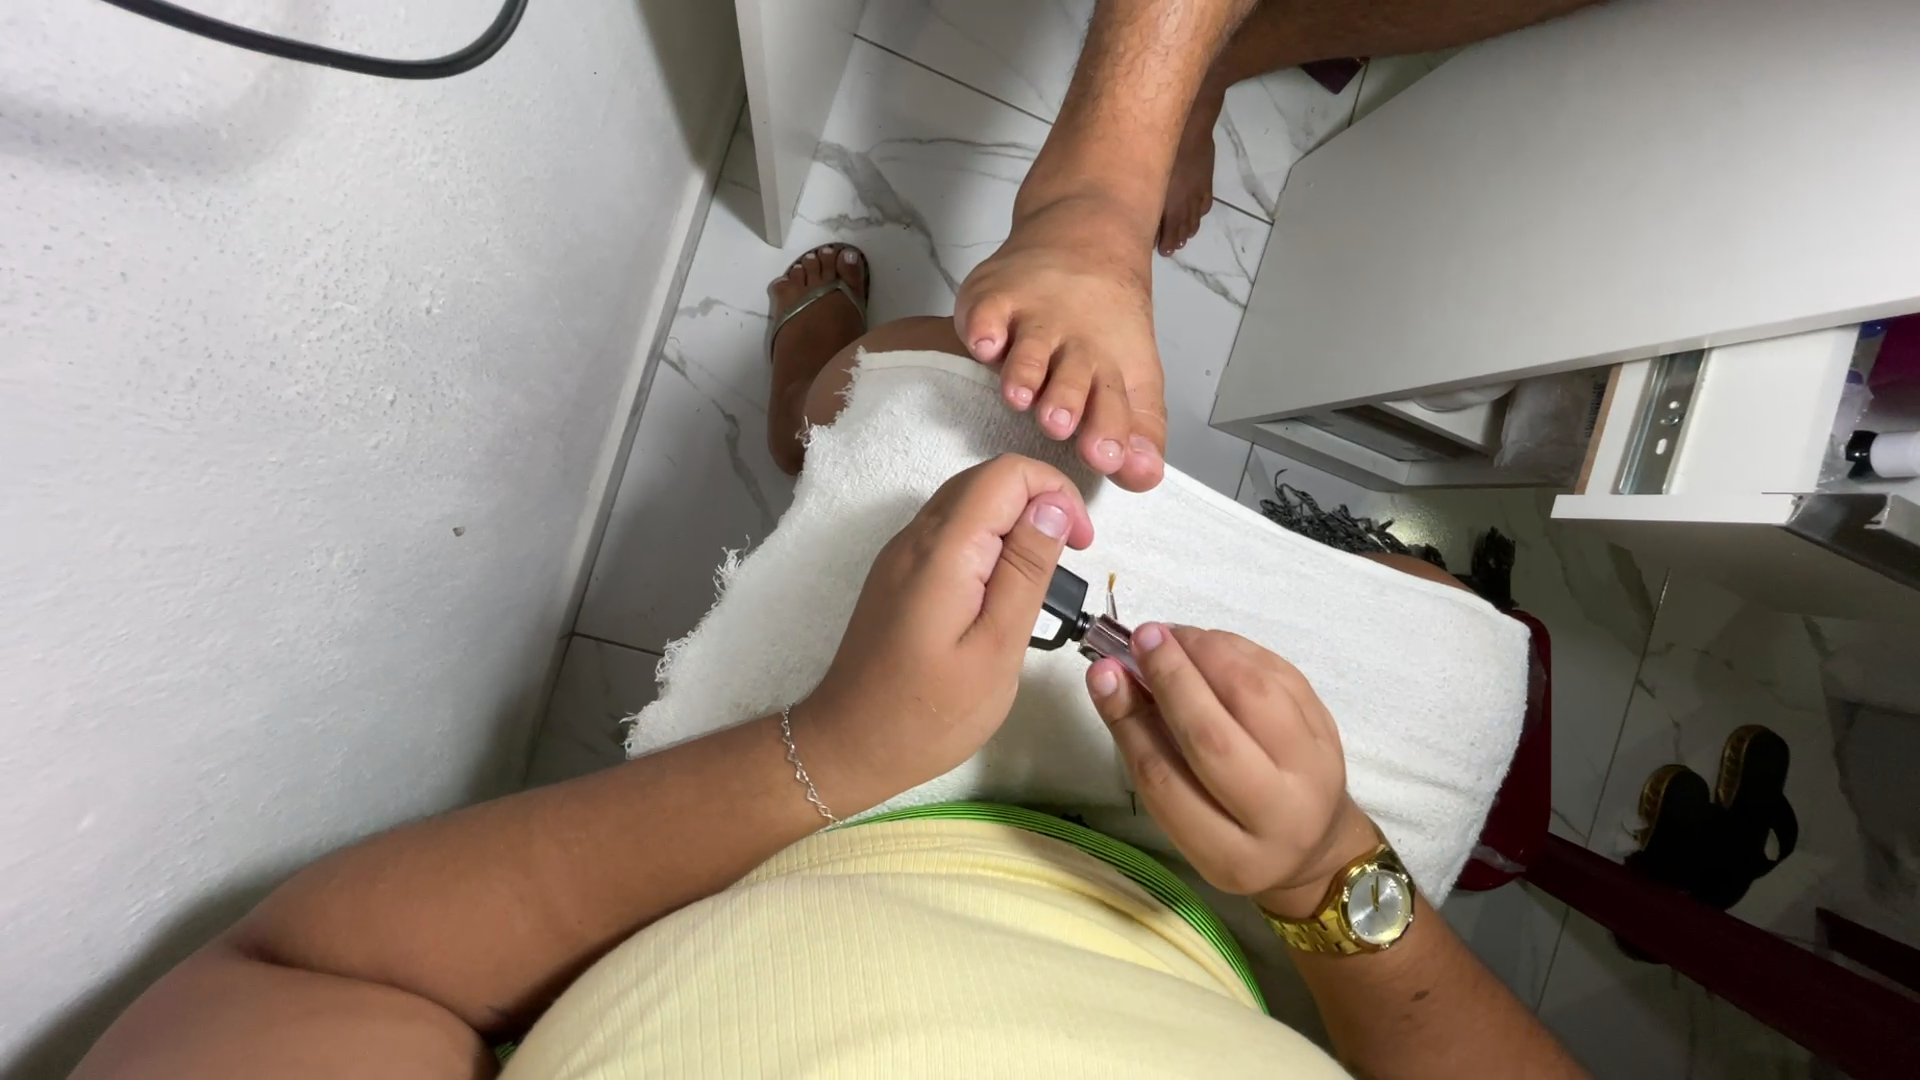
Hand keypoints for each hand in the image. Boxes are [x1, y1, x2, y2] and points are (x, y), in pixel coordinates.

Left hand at [797, 454, 1094, 805]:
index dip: (1055, 492)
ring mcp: (900, 553)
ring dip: (1014, 521)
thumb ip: (1026, 571)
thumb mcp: (996, 649)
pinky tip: (1001, 586)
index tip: (1082, 544)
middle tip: (1070, 556)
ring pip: (967, 502)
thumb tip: (1051, 506)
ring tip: (1042, 576)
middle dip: (1040, 501)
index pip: (1006, 473)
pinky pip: (949, 530)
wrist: (848, 745)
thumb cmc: (930, 714)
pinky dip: (987, 539)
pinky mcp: (896, 573)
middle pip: (985, 479)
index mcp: (942, 551)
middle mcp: (914, 537)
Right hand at [954, 196, 1166, 491]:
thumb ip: (1136, 433)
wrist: (1083, 238)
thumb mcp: (1133, 378)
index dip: (1111, 432)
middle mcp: (1074, 348)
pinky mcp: (996, 299)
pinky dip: (984, 326)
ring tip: (1019, 395)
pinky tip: (984, 343)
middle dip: (1065, 401)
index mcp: (1110, 372)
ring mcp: (1034, 321)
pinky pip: (987, 312)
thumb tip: (1143, 475)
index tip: (1106, 456)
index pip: (1115, 405)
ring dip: (1025, 371)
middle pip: (1071, 379)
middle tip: (1058, 423)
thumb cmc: (1104, 326)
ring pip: (1030, 349)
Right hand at [1085, 624, 1381, 918]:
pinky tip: (1207, 642)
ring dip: (1208, 652)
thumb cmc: (1226, 823)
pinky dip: (1236, 648)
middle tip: (1144, 637)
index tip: (1105, 670)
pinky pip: (1280, 674)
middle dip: (1173, 678)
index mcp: (1229, 854)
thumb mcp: (1178, 805)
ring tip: (1172, 636)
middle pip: (1215, 737)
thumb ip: (1140, 738)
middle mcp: (1279, 816)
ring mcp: (1314, 769)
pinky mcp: (1329, 729)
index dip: (1130, 720)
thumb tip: (1106, 673)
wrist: (1313, 840)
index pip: (1165, 779)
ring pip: (1257, 696)